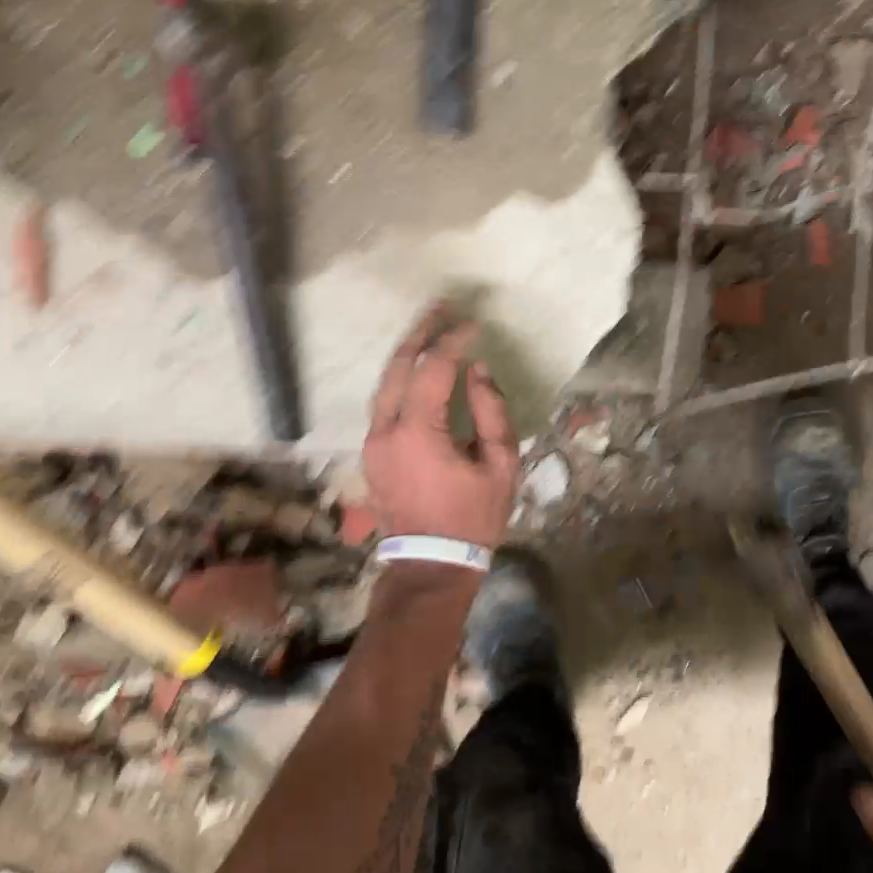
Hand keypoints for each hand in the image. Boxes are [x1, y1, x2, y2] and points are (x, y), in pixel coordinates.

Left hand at [363, 304, 519, 548]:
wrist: (431, 565)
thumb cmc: (473, 519)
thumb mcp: (499, 468)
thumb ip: (491, 414)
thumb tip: (478, 373)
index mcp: (417, 433)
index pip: (433, 370)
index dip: (454, 342)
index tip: (475, 326)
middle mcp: (385, 431)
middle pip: (397, 366)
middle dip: (421, 333)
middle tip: (441, 307)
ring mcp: (373, 443)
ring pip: (384, 384)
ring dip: (407, 354)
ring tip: (428, 330)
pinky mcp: (373, 455)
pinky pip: (384, 405)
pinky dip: (401, 381)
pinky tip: (418, 372)